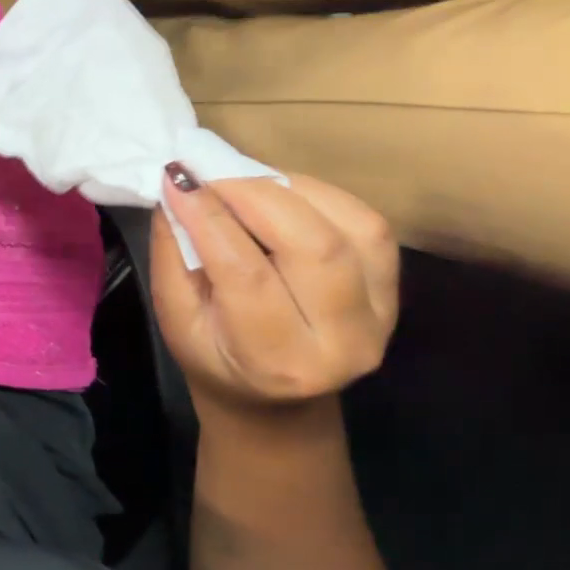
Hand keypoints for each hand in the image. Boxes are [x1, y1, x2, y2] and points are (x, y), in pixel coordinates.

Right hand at [151, 165, 399, 415]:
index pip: (246, 272)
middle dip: (254, 194)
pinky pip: (369, 225)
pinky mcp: (394, 290)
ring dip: (291, 189)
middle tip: (210, 172)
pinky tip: (280, 192)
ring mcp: (381, 315)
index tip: (176, 178)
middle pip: (314, 246)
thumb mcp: (175, 314)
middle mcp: (343, 341)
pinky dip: (321, 195)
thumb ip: (175, 252)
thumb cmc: (211, 353)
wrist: (275, 398)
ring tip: (243, 180)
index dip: (208, 217)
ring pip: (354, 228)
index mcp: (276, 357)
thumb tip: (178, 187)